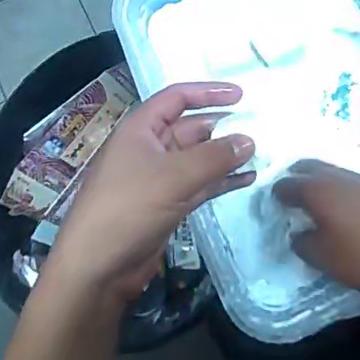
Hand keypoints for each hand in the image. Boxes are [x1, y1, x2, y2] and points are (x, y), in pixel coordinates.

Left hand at [45, 82, 253, 303]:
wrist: (97, 268)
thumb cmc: (128, 208)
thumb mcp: (173, 177)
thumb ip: (214, 157)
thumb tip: (249, 140)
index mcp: (141, 128)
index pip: (177, 98)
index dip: (208, 92)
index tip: (241, 95)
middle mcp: (150, 147)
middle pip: (191, 127)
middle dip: (223, 126)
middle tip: (260, 128)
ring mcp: (158, 177)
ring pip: (198, 157)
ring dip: (226, 155)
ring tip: (261, 152)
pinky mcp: (167, 204)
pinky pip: (200, 183)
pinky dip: (221, 180)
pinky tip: (247, 178)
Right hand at [272, 159, 359, 293]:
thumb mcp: (329, 260)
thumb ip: (305, 246)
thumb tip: (297, 234)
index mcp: (314, 189)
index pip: (284, 185)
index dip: (275, 196)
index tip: (272, 209)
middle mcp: (333, 176)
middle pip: (306, 168)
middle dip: (295, 179)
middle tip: (291, 198)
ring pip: (329, 174)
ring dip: (319, 185)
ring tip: (318, 208)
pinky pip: (349, 183)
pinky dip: (340, 192)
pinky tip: (348, 213)